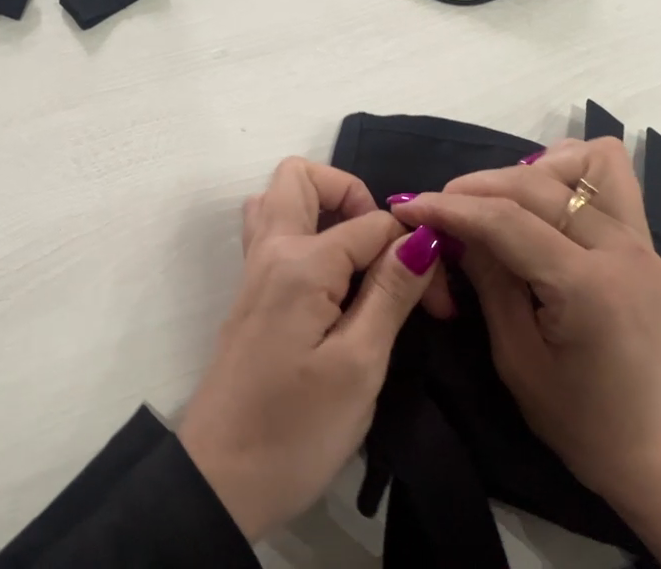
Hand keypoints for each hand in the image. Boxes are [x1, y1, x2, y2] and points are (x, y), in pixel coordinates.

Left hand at [178, 158, 447, 539]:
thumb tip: (422, 236)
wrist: (220, 482)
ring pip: (279, 201)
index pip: (373, 223)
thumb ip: (390, 292)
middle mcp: (269, 251)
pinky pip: (273, 234)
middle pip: (301, 177)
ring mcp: (253, 272)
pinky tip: (335, 281)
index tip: (440, 304)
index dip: (416, 252)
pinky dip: (307, 234)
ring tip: (360, 258)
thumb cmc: (296, 430)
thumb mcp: (359, 366)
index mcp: (300, 263)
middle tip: (385, 250)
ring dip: (323, 210)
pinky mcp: (250, 296)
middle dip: (354, 195)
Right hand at [392, 138, 660, 568]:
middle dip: (476, 188)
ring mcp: (639, 239)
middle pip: (534, 183)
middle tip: (440, 211)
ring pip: (582, 160)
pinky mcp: (644, 241)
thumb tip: (455, 230)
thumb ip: (490, 283)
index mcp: (588, 287)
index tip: (407, 205)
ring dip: (529, 170)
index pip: (505, 221)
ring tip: (498, 204)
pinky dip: (569, 172)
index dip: (449, 207)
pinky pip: (610, 177)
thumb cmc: (584, 424)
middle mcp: (620, 248)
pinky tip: (541, 203)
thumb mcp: (518, 361)